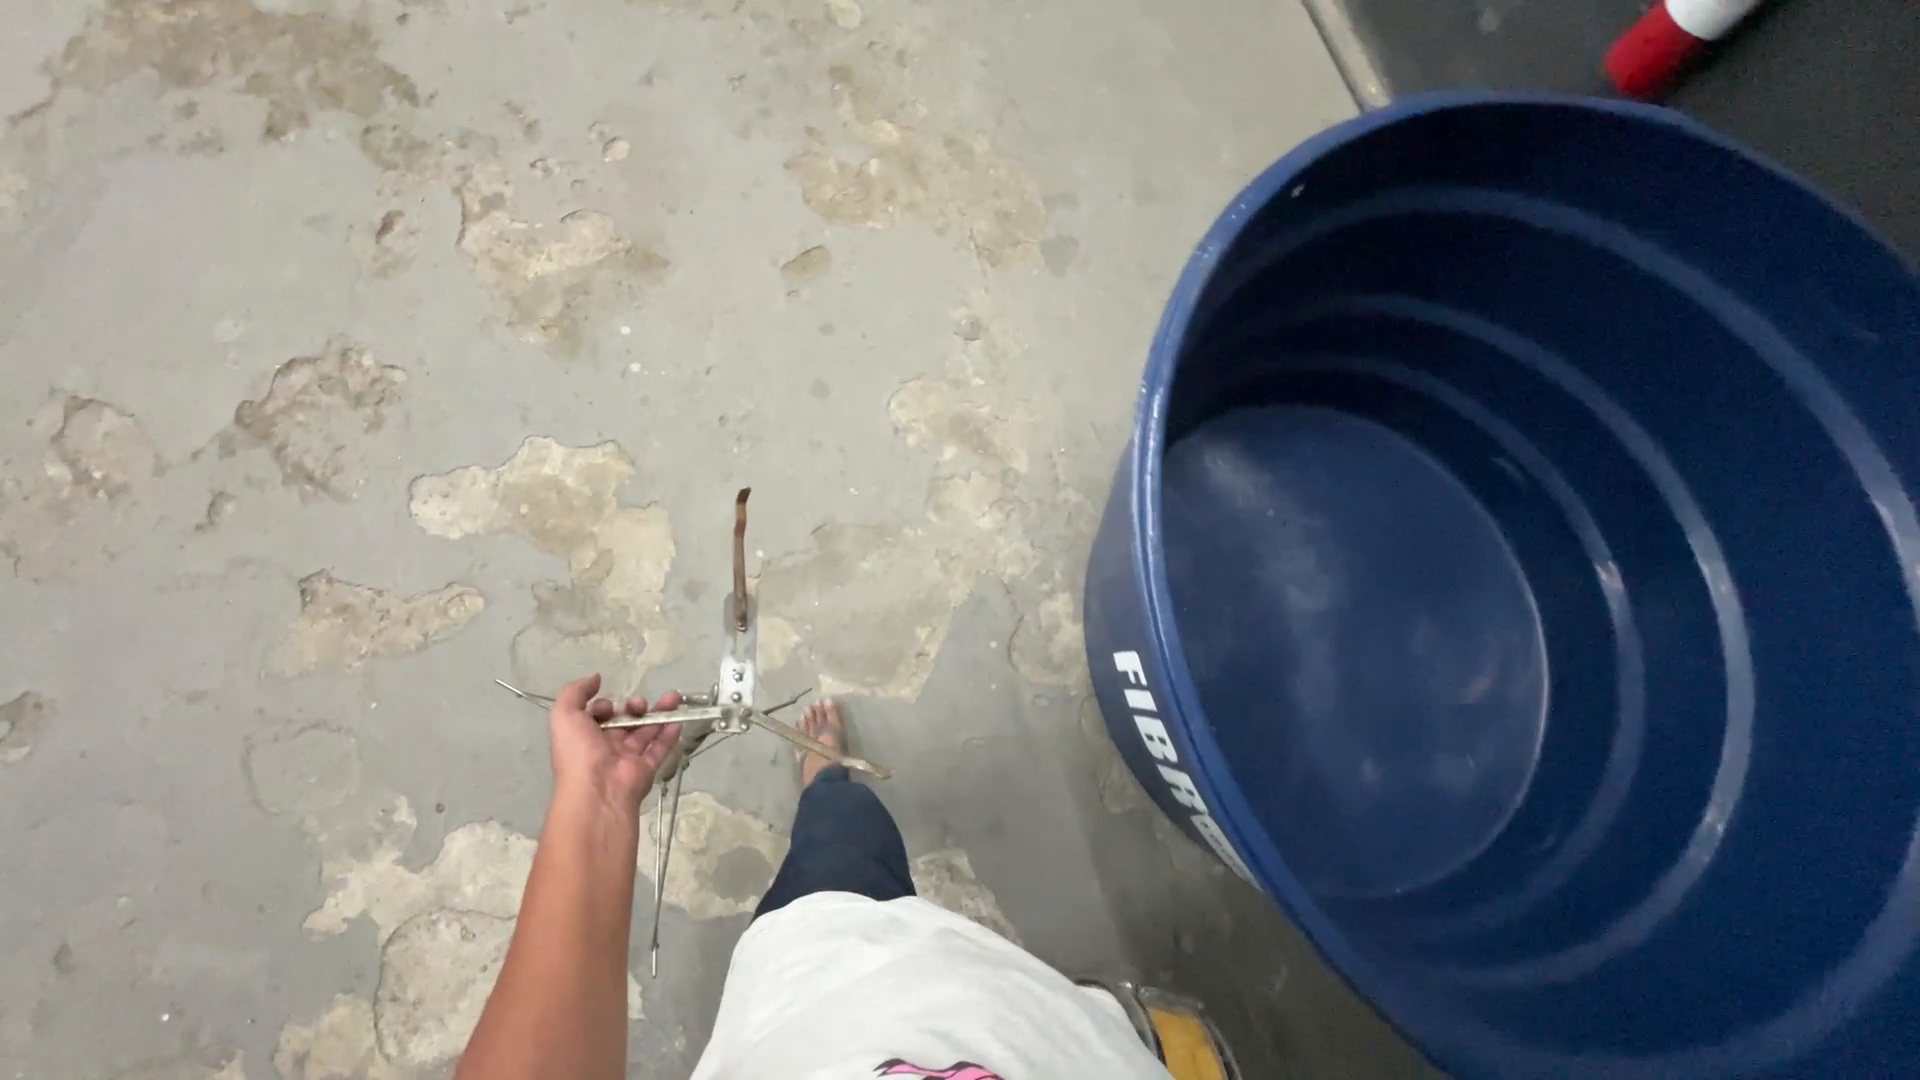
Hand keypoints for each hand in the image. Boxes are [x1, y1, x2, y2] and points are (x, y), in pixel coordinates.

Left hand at [548, 674, 682, 816]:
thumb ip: (575, 692)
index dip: (604, 705)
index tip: (609, 706)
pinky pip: (660, 748)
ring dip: (660, 712)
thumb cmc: (578, 752)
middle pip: (625, 721)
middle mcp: (606, 747)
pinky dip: (670, 734)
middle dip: (635, 706)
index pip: (599, 715)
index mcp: (584, 736)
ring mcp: (628, 758)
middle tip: (638, 704)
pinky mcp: (646, 768)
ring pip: (647, 731)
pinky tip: (678, 720)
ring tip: (674, 697)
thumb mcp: (564, 715)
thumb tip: (595, 677)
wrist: (598, 790)